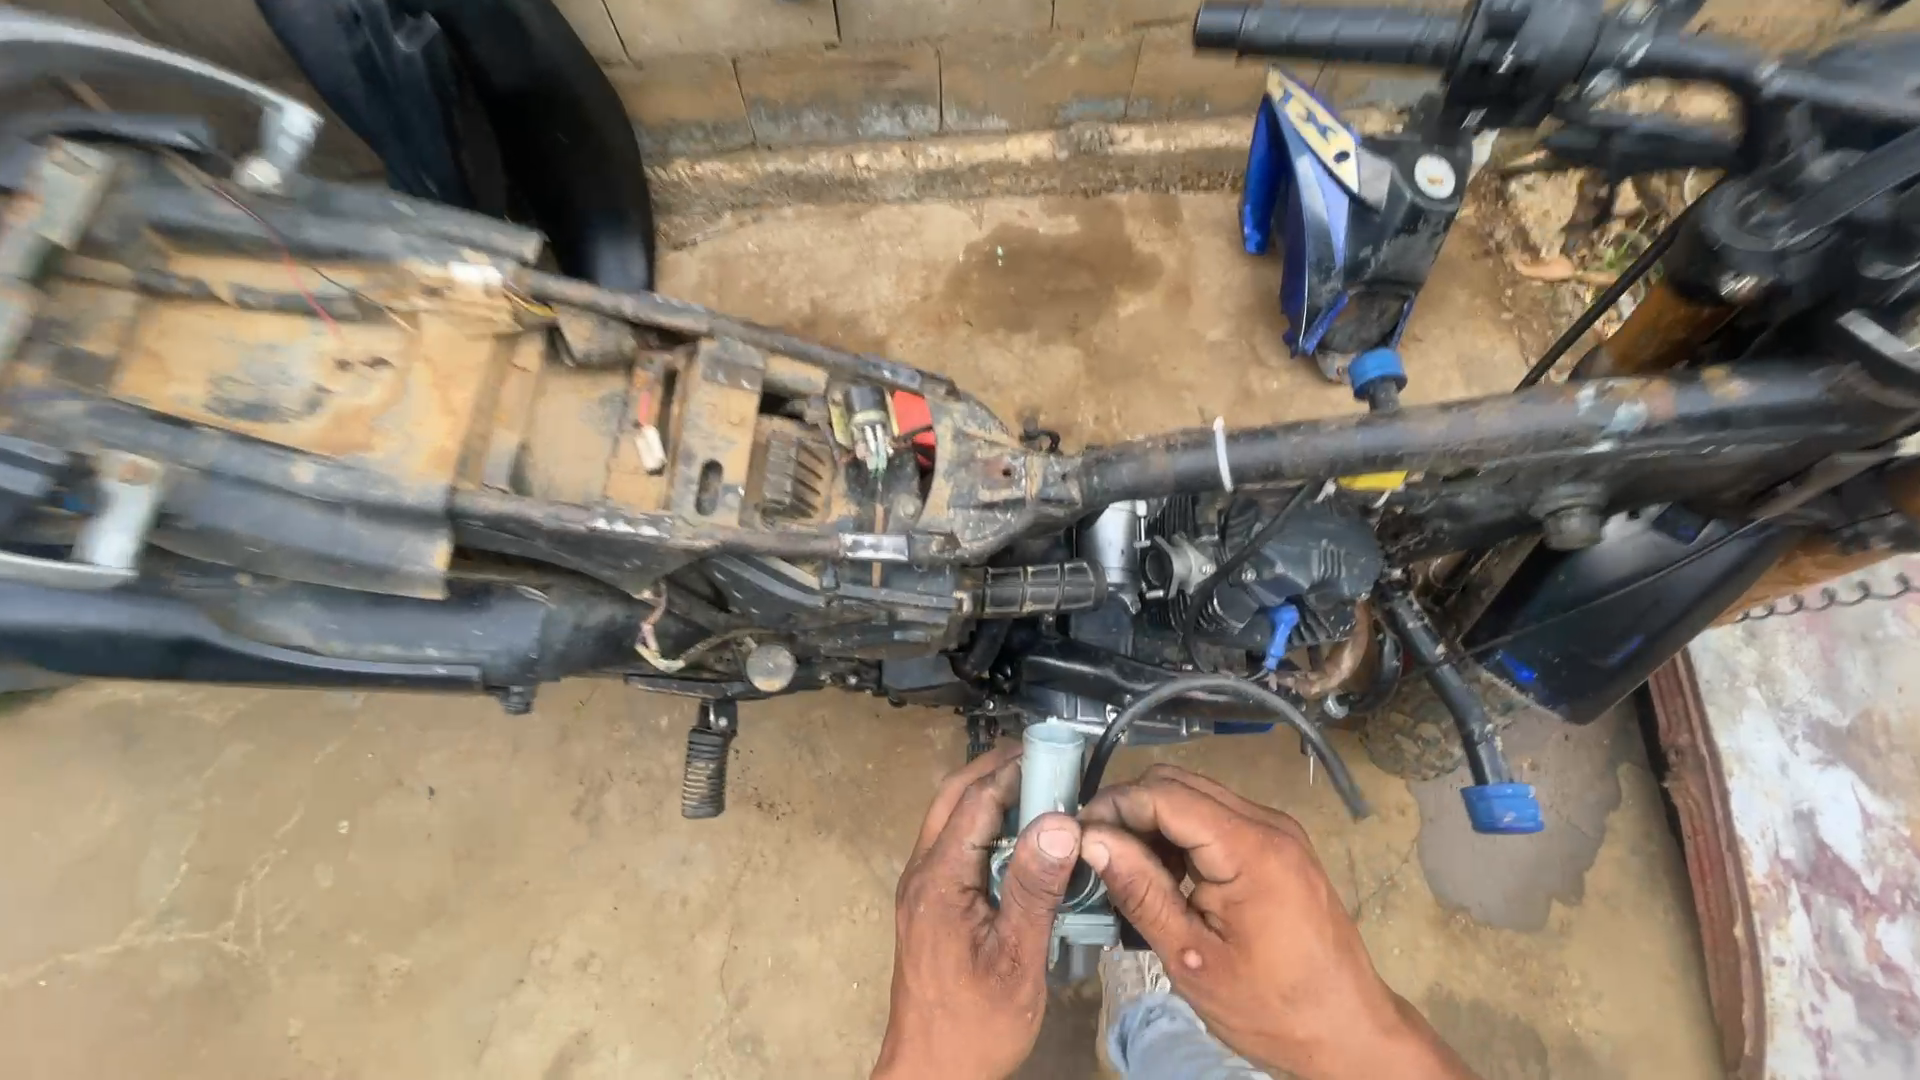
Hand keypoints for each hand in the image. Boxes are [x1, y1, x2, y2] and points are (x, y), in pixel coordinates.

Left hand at [874, 743, 1082, 1079]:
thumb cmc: (976, 1023)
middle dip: (994, 768)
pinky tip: (1015, 832)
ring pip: (948, 815)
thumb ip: (1035, 889)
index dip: (1015, 773)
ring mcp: (920, 885)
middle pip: (953, 796)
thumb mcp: (1016, 960)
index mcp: (939, 879)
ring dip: (986, 791)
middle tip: (1044, 759)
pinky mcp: (927, 900)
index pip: (976, 802)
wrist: (930, 1072)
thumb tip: (1060, 823)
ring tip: (1035, 784)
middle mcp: (921, 871)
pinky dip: (981, 820)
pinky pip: (952, 840)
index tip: (1056, 758)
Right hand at [1079, 764, 1474, 1079]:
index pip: (1165, 795)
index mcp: (1251, 849)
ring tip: (1125, 865)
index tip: (1078, 837)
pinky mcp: (1276, 842)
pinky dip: (1177, 830)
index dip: (1115, 807)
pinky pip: (1213, 814)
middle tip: (1096, 852)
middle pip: (1177, 782)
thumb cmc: (1273, 1009)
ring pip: (1192, 793)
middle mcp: (1267, 822)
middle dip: (1128, 808)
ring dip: (1151, 818)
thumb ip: (1141, 892)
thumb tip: (1091, 840)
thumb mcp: (1194, 959)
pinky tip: (1162, 871)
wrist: (1351, 1036)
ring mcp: (1275, 829)